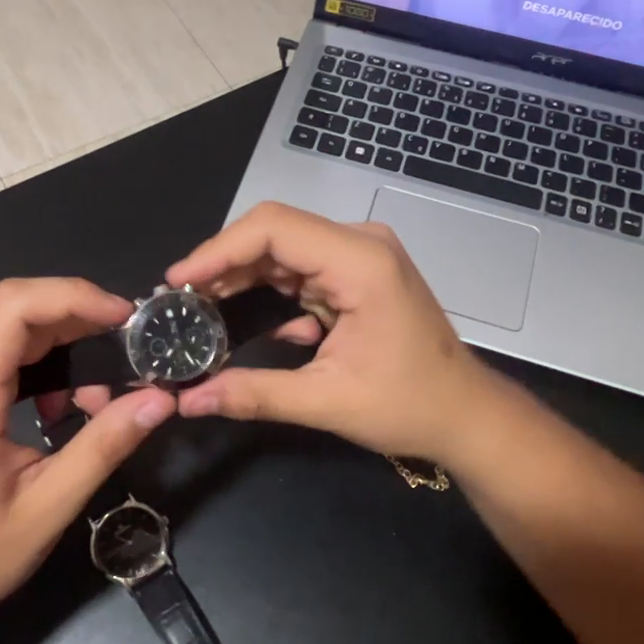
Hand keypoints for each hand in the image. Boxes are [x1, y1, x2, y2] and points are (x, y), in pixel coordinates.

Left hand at [0, 278, 175, 629]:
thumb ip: (104, 446)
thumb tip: (161, 399)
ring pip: (13, 326)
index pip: (13, 307)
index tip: (125, 318)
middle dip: (80, 321)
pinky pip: (3, 351)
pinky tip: (64, 407)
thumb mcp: (49, 507)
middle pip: (16, 309)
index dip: (73, 297)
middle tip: (128, 358)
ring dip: (66, 346)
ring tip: (101, 396)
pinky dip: (46, 364)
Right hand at [165, 203, 518, 468]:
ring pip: (284, 250)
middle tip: (178, 299)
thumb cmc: (408, 406)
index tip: (178, 281)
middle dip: (223, 263)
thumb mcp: (326, 403)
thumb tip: (189, 401)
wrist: (465, 414)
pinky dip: (267, 289)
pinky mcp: (358, 274)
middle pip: (275, 233)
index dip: (218, 250)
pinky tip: (238, 315)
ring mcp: (362, 256)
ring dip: (241, 276)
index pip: (273, 229)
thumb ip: (254, 394)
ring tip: (197, 307)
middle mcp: (361, 245)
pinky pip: (301, 269)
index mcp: (360, 262)